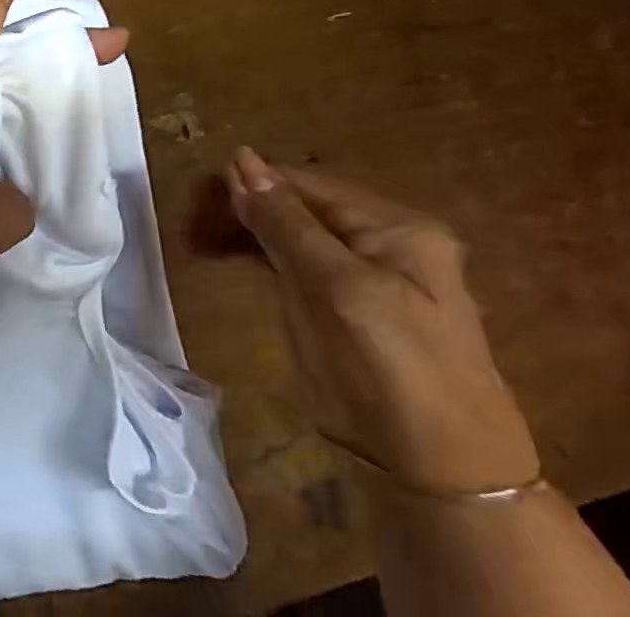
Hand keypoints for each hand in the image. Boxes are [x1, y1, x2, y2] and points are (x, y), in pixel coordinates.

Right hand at [224, 148, 540, 493]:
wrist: (439, 470)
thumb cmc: (392, 369)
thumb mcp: (337, 288)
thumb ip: (287, 224)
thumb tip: (242, 160)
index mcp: (394, 227)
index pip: (307, 185)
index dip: (251, 184)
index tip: (195, 198)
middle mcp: (381, 241)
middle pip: (298, 206)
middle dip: (242, 209)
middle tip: (190, 228)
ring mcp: (363, 275)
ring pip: (290, 234)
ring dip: (243, 232)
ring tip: (196, 241)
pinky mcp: (344, 305)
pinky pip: (295, 263)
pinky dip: (258, 256)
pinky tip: (227, 254)